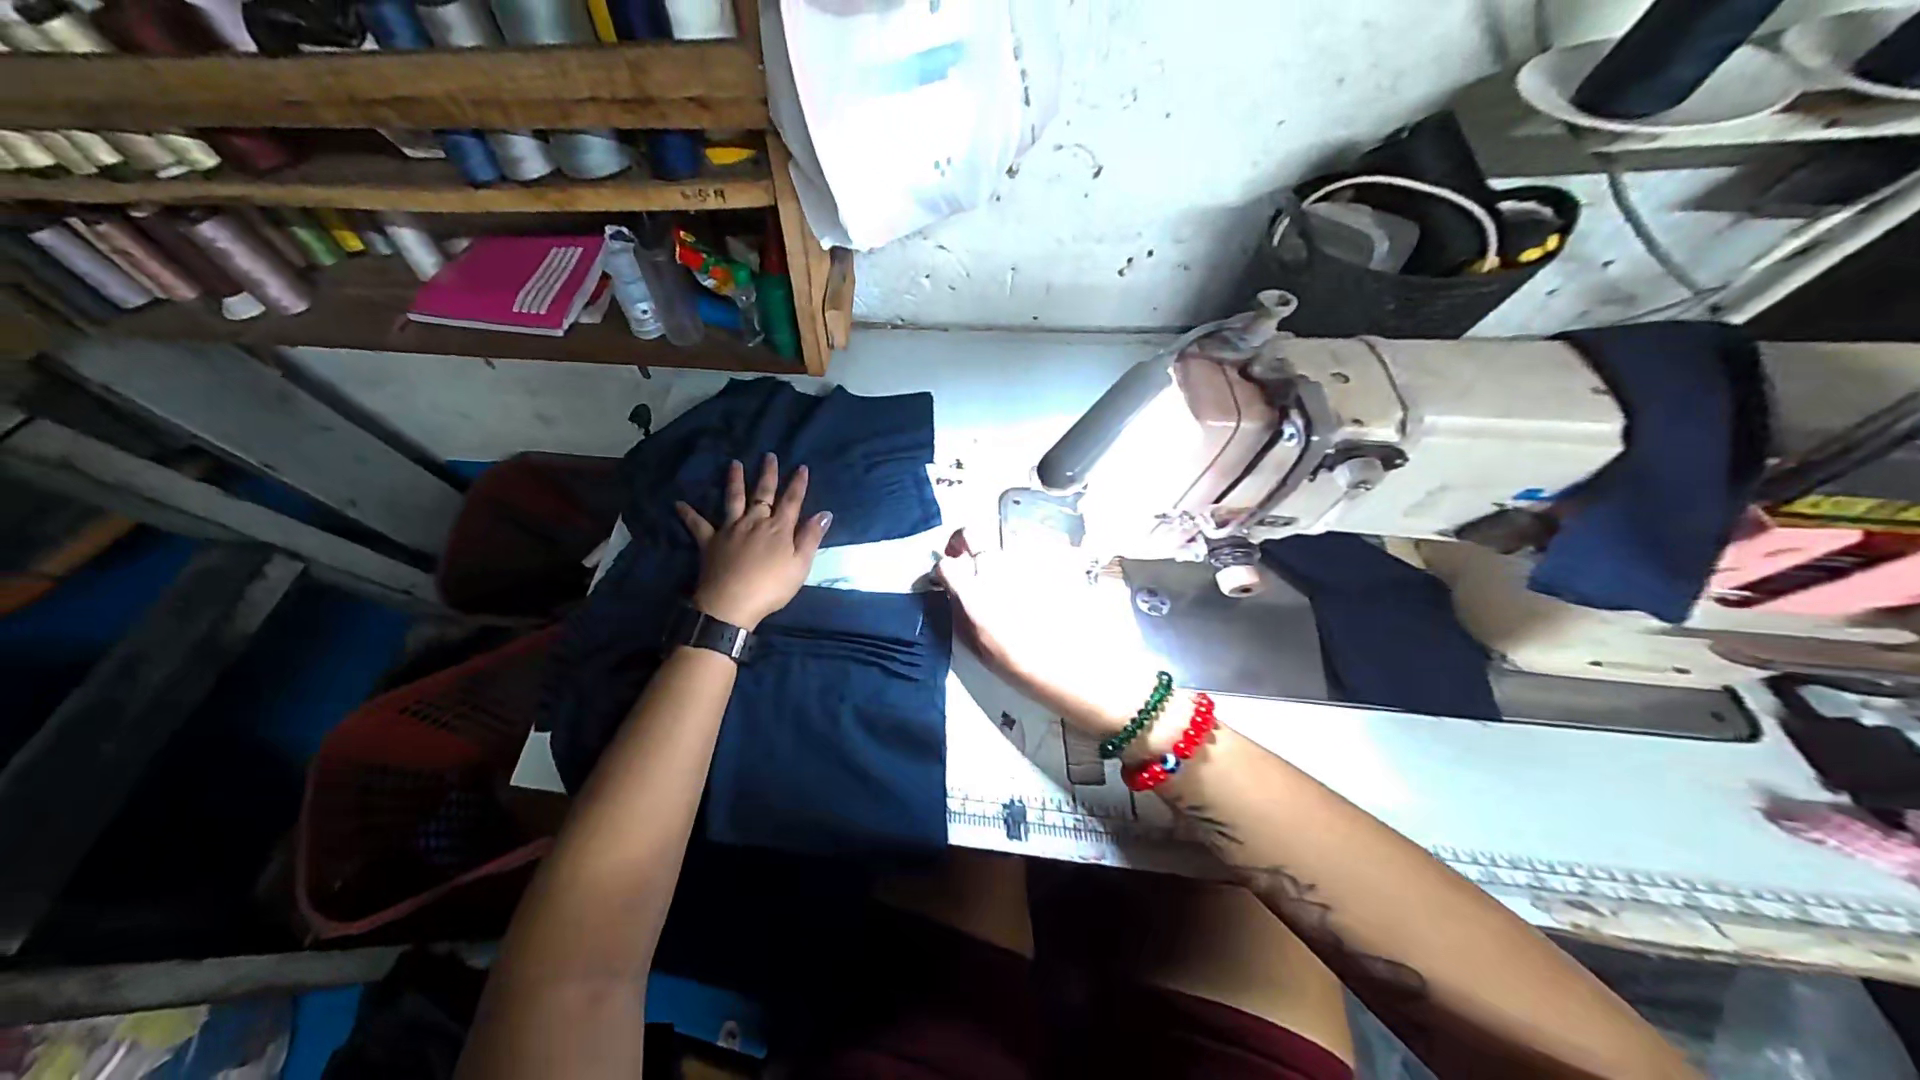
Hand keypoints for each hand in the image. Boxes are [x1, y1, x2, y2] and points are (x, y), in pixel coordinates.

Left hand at [676, 454, 831, 630]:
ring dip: (734, 481)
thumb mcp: (800, 565)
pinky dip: (688, 514)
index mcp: (779, 529)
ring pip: (733, 499)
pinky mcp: (710, 541)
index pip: (792, 501)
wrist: (732, 603)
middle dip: (768, 474)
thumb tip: (824, 514)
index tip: (801, 467)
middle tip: (768, 456)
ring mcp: (730, 529)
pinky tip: (679, 504)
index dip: (798, 484)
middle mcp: (755, 522)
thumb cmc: (772, 587)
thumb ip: (811, 538)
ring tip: (734, 464)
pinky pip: (697, 525)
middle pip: (763, 494)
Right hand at [936, 528, 1170, 736]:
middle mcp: (999, 568)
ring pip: (1001, 547)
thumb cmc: (1028, 670)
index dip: (943, 571)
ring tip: (1006, 587)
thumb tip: (952, 594)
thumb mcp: (981, 649)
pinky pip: (1029, 557)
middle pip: (970, 534)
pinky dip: (1024, 569)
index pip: (946, 563)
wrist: (1083, 670)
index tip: (946, 580)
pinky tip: (1034, 593)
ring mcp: (1027, 560)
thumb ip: (961, 613)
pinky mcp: (1052, 562)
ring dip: (995, 560)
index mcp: (976, 593)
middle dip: (962, 544)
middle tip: (965, 560)